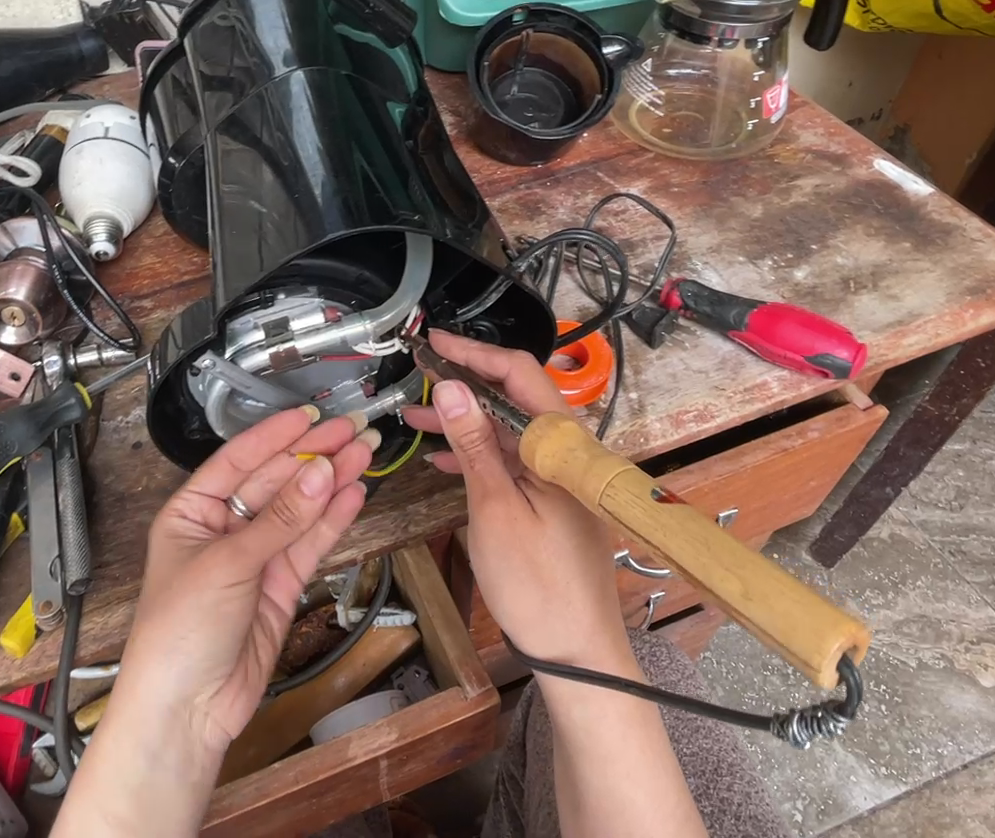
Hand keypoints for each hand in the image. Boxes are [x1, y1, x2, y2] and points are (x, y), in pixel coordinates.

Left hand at [112, 407, 376, 760]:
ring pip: (299, 509)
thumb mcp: (227, 564)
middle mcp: (224, 528)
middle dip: (313, 455)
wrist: (187, 710)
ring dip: (331, 480)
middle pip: (275, 480)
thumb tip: (320, 472)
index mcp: (192, 512)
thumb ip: (280, 519)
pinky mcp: (280, 584)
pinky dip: (333, 519)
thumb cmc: (178, 632)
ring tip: (365, 451)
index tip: (310, 415)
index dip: (275, 436)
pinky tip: (354, 493)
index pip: (238, 460)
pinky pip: (310, 543)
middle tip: (352, 429)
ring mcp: (256, 556)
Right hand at [400, 330, 630, 669]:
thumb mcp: (496, 509)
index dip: (474, 353)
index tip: (434, 343)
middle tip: (420, 373)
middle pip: (513, 398)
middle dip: (465, 383)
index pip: (519, 375)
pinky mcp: (549, 499)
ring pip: (507, 430)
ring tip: (416, 414)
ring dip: (465, 421)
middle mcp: (564, 452)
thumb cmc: (539, 585)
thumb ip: (475, 444)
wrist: (577, 651)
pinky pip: (510, 461)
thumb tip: (453, 386)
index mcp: (561, 445)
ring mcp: (557, 476)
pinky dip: (477, 454)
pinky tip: (442, 459)